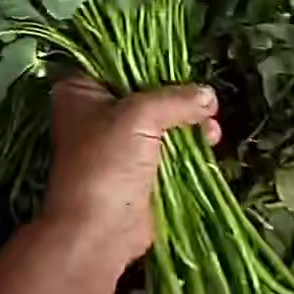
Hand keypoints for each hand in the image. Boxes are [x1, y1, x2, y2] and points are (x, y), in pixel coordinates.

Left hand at [40, 78, 219, 267]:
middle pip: (142, 90)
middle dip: (176, 96)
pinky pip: (164, 146)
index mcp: (81, 89)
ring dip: (186, 120)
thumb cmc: (106, 162)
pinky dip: (186, 143)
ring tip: (211, 122)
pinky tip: (209, 138)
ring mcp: (114, 140)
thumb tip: (209, 94)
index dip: (152, 60)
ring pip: (157, 119)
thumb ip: (175, 100)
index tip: (185, 62)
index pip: (118, 60)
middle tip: (206, 99)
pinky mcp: (134, 167)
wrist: (97, 232)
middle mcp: (94, 110)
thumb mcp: (139, 117)